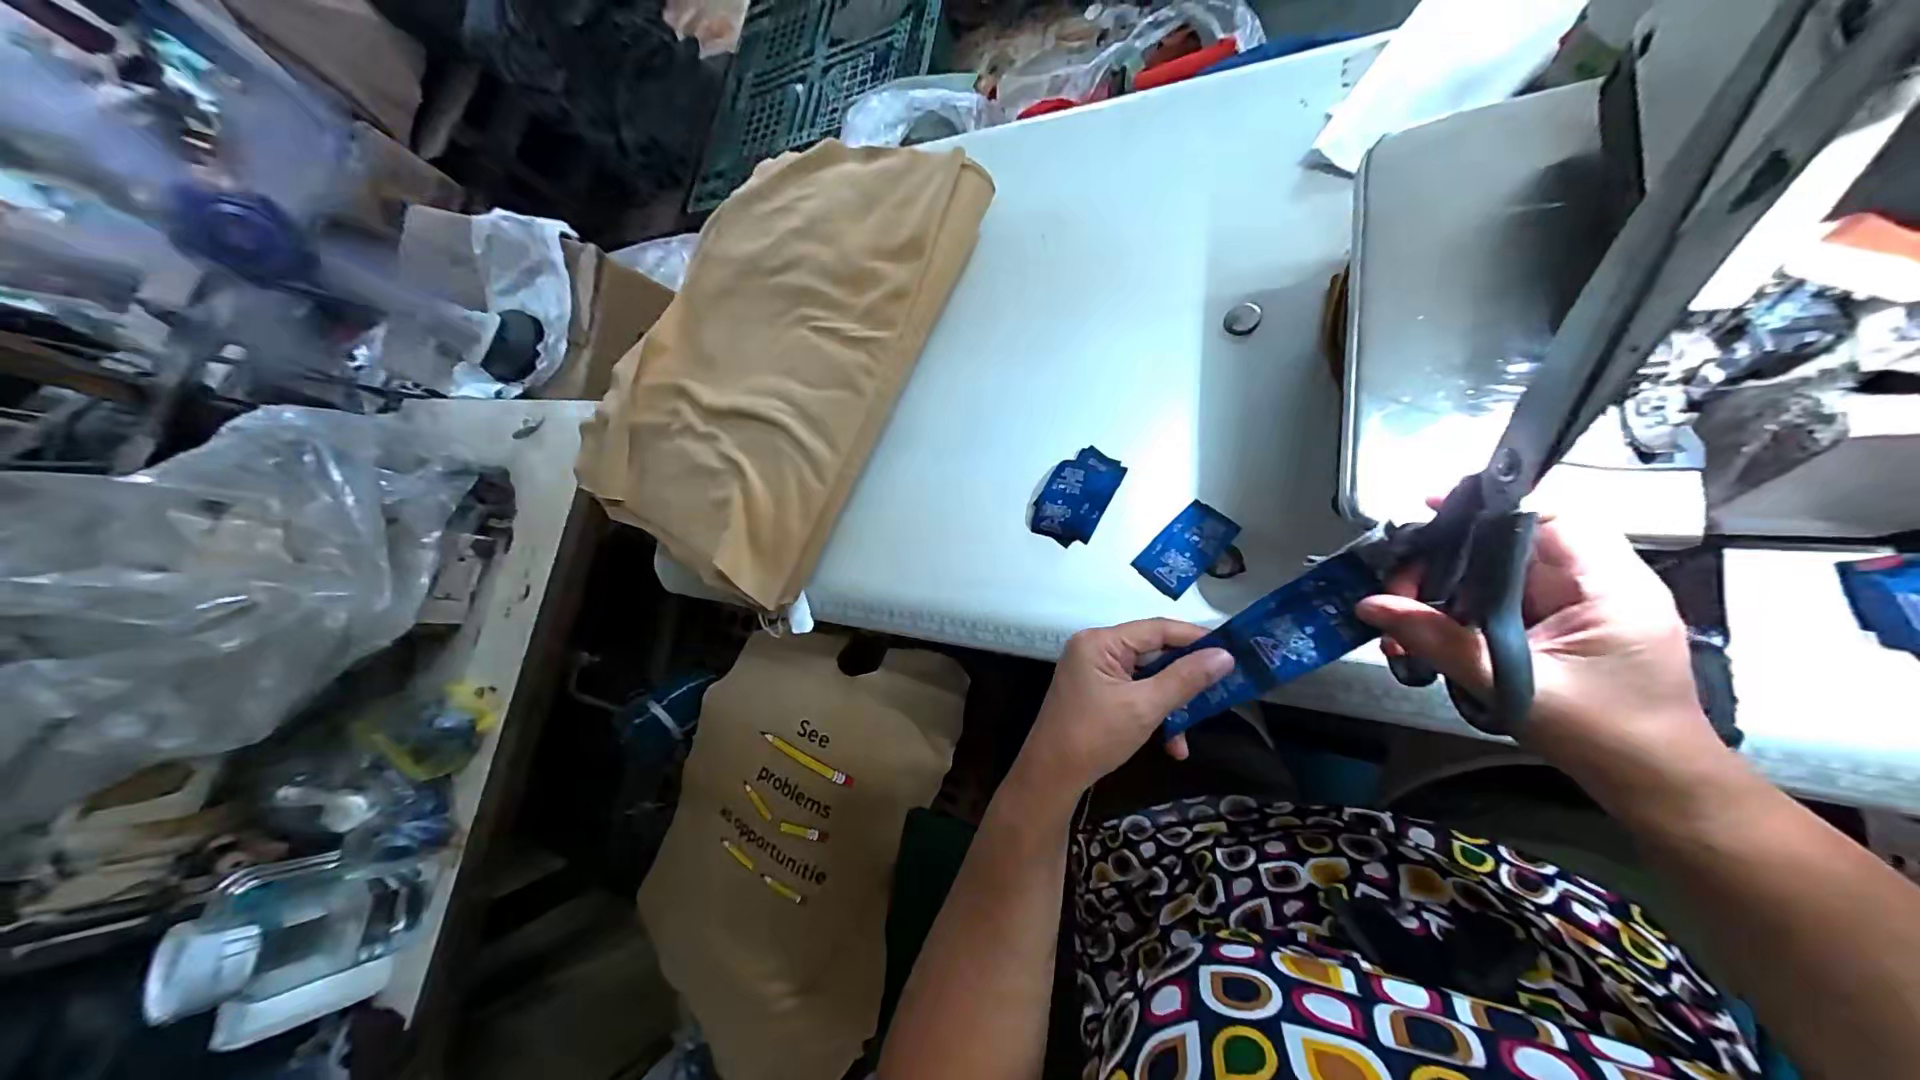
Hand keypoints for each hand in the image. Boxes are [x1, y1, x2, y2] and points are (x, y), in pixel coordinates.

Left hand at [1015, 619, 1234, 795]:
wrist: (1051, 777)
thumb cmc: (1095, 736)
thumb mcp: (1145, 707)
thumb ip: (1186, 679)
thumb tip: (1225, 656)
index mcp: (1100, 642)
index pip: (1157, 629)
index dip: (1196, 638)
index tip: (1232, 649)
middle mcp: (1096, 649)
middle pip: (1154, 653)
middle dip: (1187, 677)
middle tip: (1224, 687)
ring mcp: (1095, 673)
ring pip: (1148, 678)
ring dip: (1172, 704)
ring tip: (1195, 728)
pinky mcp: (1098, 695)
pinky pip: (1135, 694)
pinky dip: (1155, 715)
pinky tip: (1173, 746)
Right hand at [1354, 514, 1722, 784]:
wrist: (1658, 787)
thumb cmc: (1607, 735)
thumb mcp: (1513, 684)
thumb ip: (1440, 641)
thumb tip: (1372, 606)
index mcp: (1609, 587)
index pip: (1548, 518)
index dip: (1487, 507)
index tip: (1428, 509)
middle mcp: (1596, 587)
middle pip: (1508, 547)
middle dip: (1446, 561)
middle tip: (1398, 590)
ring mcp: (1577, 609)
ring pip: (1497, 578)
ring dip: (1446, 592)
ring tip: (1403, 617)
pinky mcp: (1559, 630)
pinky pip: (1500, 605)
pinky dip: (1461, 614)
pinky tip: (1426, 635)